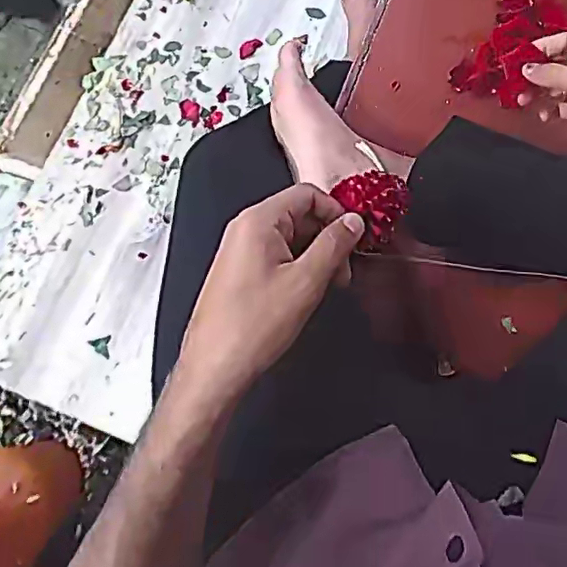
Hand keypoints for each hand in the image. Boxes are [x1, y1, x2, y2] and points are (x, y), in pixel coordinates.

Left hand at [176, 184, 365, 401]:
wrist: (213, 372)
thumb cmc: (250, 328)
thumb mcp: (306, 281)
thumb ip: (335, 244)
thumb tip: (353, 221)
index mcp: (258, 222)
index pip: (307, 194)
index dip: (336, 211)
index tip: (353, 233)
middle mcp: (246, 230)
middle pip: (301, 214)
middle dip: (329, 237)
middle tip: (345, 266)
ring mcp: (242, 251)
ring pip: (293, 237)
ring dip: (318, 255)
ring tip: (330, 284)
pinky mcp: (242, 272)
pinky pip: (280, 255)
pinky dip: (301, 267)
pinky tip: (309, 291)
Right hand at [520, 33, 566, 178]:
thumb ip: (553, 73)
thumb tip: (529, 67)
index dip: (546, 47)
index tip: (523, 56)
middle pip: (561, 62)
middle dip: (539, 71)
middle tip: (519, 80)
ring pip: (557, 83)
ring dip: (539, 90)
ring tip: (525, 99)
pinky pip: (559, 102)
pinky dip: (548, 106)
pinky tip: (543, 114)